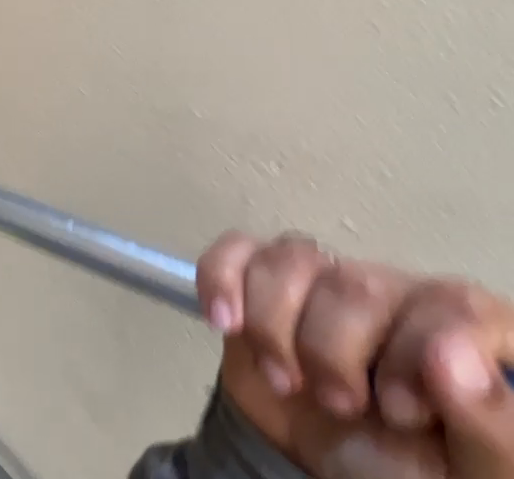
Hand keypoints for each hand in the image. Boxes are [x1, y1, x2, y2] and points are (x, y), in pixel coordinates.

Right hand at [198, 231, 513, 477]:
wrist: (340, 469)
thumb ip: (490, 422)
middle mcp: (403, 294)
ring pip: (290, 262)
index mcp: (472, 332)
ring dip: (273, 328)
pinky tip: (225, 322)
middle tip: (338, 405)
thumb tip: (451, 354)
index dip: (420, 352)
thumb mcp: (479, 471)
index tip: (402, 411)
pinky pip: (236, 250)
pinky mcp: (260, 282)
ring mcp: (327, 281)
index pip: (455, 307)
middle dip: (330, 352)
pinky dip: (221, 279)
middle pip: (355, 284)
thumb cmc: (418, 471)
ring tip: (286, 381)